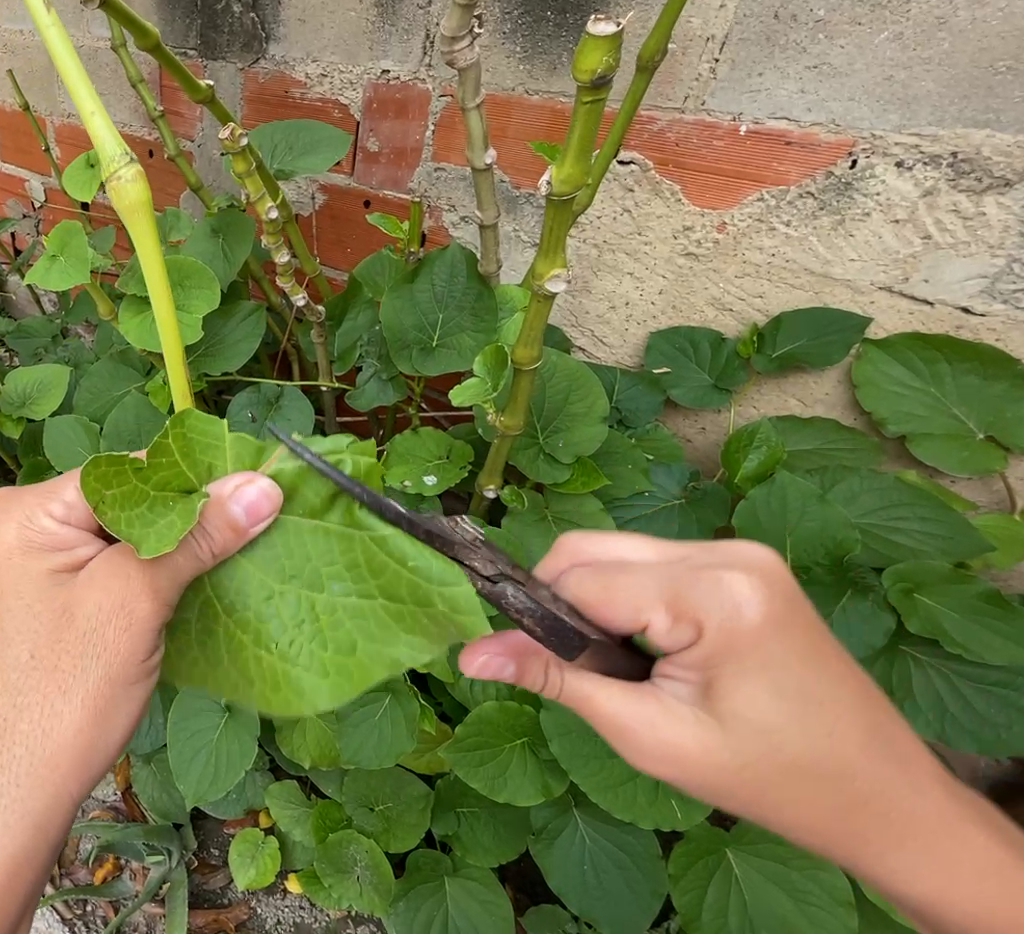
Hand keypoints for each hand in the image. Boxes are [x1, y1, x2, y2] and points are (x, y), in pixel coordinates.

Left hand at [0, 469, 282, 933]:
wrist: (5, 799)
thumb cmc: (63, 694)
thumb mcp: (136, 600)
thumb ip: (199, 535)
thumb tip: (264, 482)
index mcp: (22, 509)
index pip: (123, 473)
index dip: (190, 481)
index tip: (256, 491)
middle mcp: (10, 526)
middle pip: (115, 505)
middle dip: (177, 522)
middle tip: (247, 532)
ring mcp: (15, 568)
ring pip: (109, 542)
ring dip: (161, 555)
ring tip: (223, 563)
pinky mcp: (29, 605)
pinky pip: (93, 573)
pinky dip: (135, 581)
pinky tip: (176, 594)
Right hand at [459, 530, 1023, 933]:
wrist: (885, 801)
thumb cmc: (768, 778)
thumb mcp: (648, 735)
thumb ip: (553, 679)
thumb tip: (467, 655)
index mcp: (713, 591)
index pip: (578, 580)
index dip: (538, 621)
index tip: (530, 666)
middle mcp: (725, 553)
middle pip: (590, 551)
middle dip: (560, 605)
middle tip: (580, 671)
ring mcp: (739, 553)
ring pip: (611, 553)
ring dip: (590, 601)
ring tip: (617, 664)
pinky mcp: (741, 565)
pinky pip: (645, 564)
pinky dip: (622, 597)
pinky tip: (646, 646)